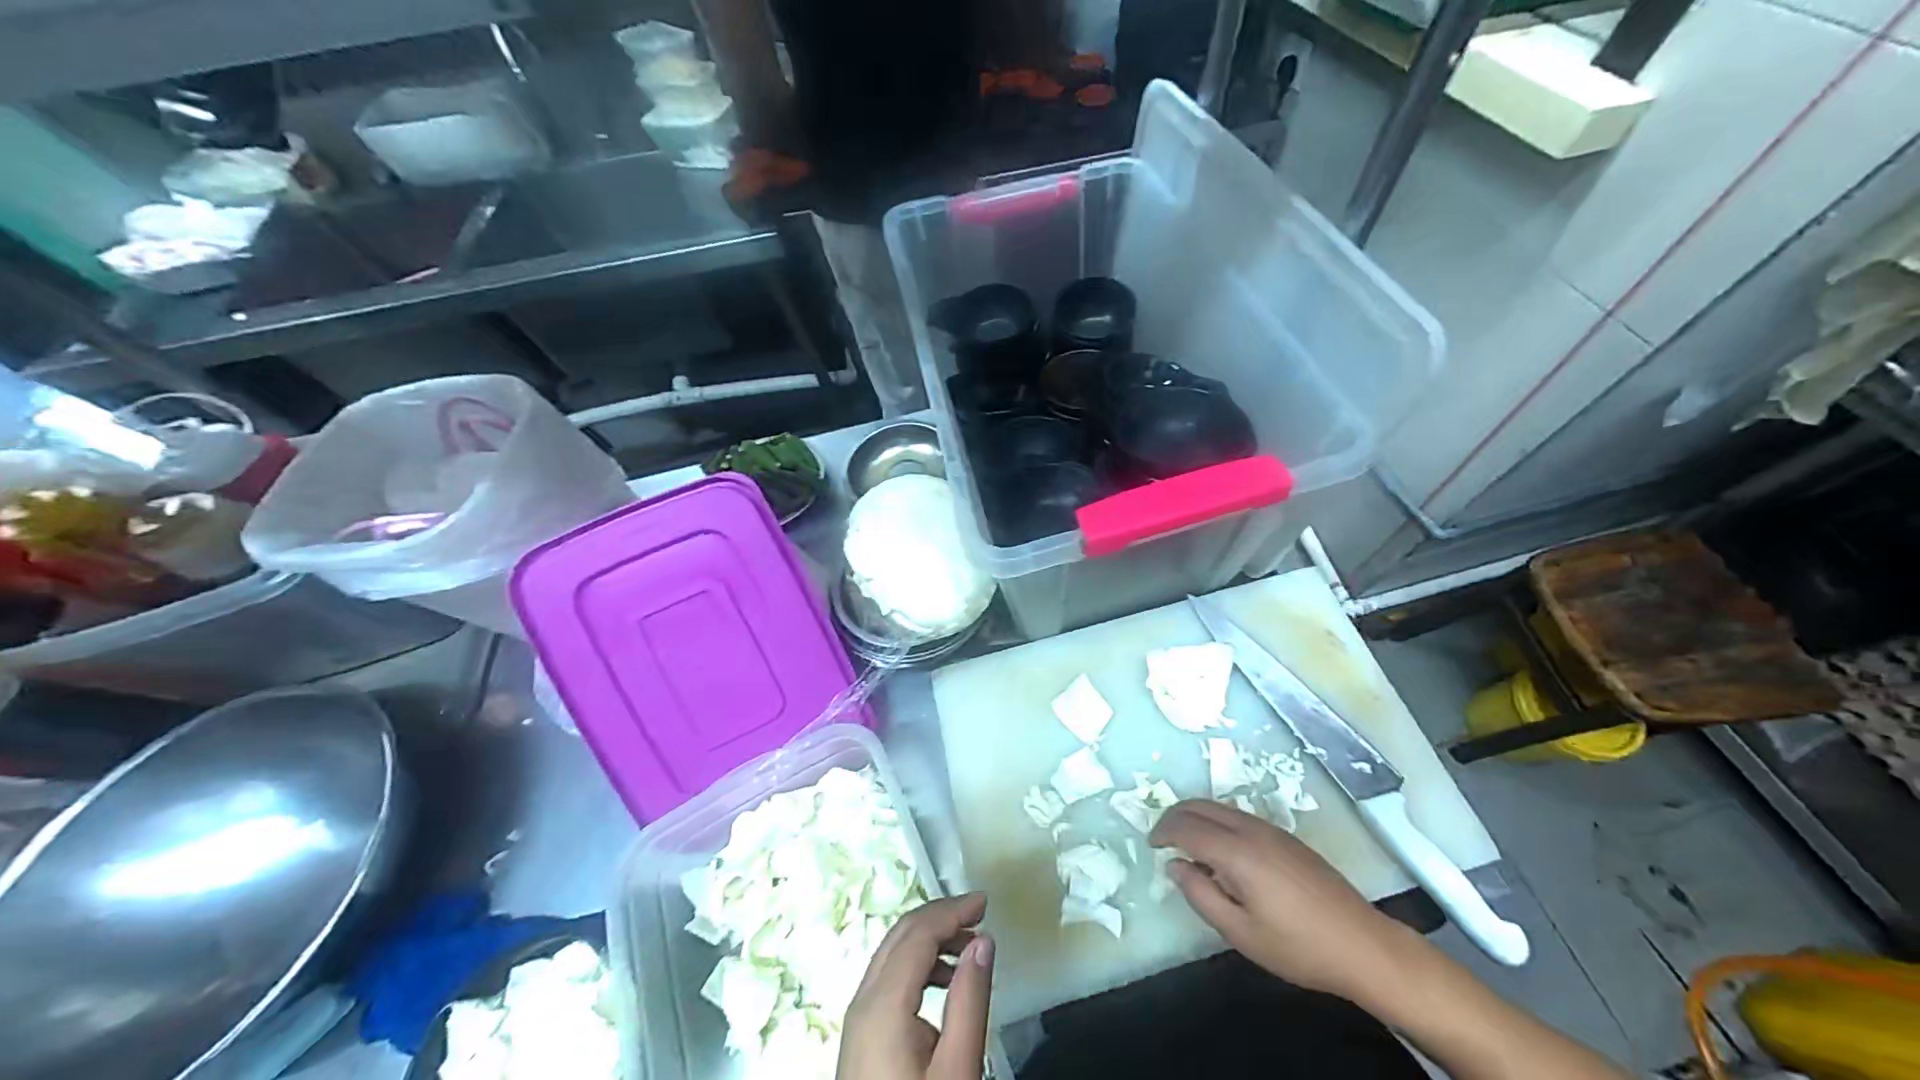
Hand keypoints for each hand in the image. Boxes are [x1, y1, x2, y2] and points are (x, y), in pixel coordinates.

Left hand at [838, 893, 994, 1079]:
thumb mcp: (956, 1066)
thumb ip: (970, 1001)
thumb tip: (983, 942)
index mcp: (882, 1003)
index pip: (918, 934)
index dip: (952, 910)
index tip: (985, 902)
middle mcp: (863, 999)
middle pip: (901, 935)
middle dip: (941, 916)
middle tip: (979, 914)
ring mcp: (858, 1016)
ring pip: (893, 954)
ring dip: (931, 939)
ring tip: (970, 947)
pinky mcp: (861, 1033)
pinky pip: (889, 978)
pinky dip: (919, 964)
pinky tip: (946, 978)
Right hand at [1149, 800, 1414, 1002]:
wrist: (1364, 946)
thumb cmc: (1298, 947)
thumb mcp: (1240, 932)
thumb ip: (1200, 895)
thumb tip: (1175, 865)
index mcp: (1237, 852)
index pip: (1187, 826)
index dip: (1163, 831)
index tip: (1152, 846)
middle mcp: (1252, 830)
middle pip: (1201, 806)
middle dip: (1175, 816)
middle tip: (1162, 840)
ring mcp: (1273, 831)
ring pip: (1221, 808)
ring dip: (1197, 817)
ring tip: (1187, 845)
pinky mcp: (1287, 839)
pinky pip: (1240, 817)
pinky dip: (1218, 822)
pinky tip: (1222, 852)